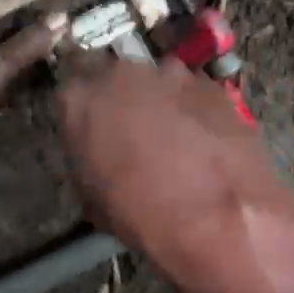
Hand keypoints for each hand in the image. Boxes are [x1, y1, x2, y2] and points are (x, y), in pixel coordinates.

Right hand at [56, 56, 293, 265]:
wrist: (224, 222)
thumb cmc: (145, 217)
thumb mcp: (93, 195)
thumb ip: (86, 154)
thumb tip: (94, 147)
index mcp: (80, 97)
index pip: (69, 81)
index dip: (82, 101)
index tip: (89, 120)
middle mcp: (120, 72)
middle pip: (111, 70)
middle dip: (118, 93)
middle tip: (129, 127)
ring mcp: (168, 72)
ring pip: (154, 77)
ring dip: (157, 97)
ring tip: (172, 136)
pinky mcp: (209, 82)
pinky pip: (191, 90)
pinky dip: (193, 108)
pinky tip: (204, 140)